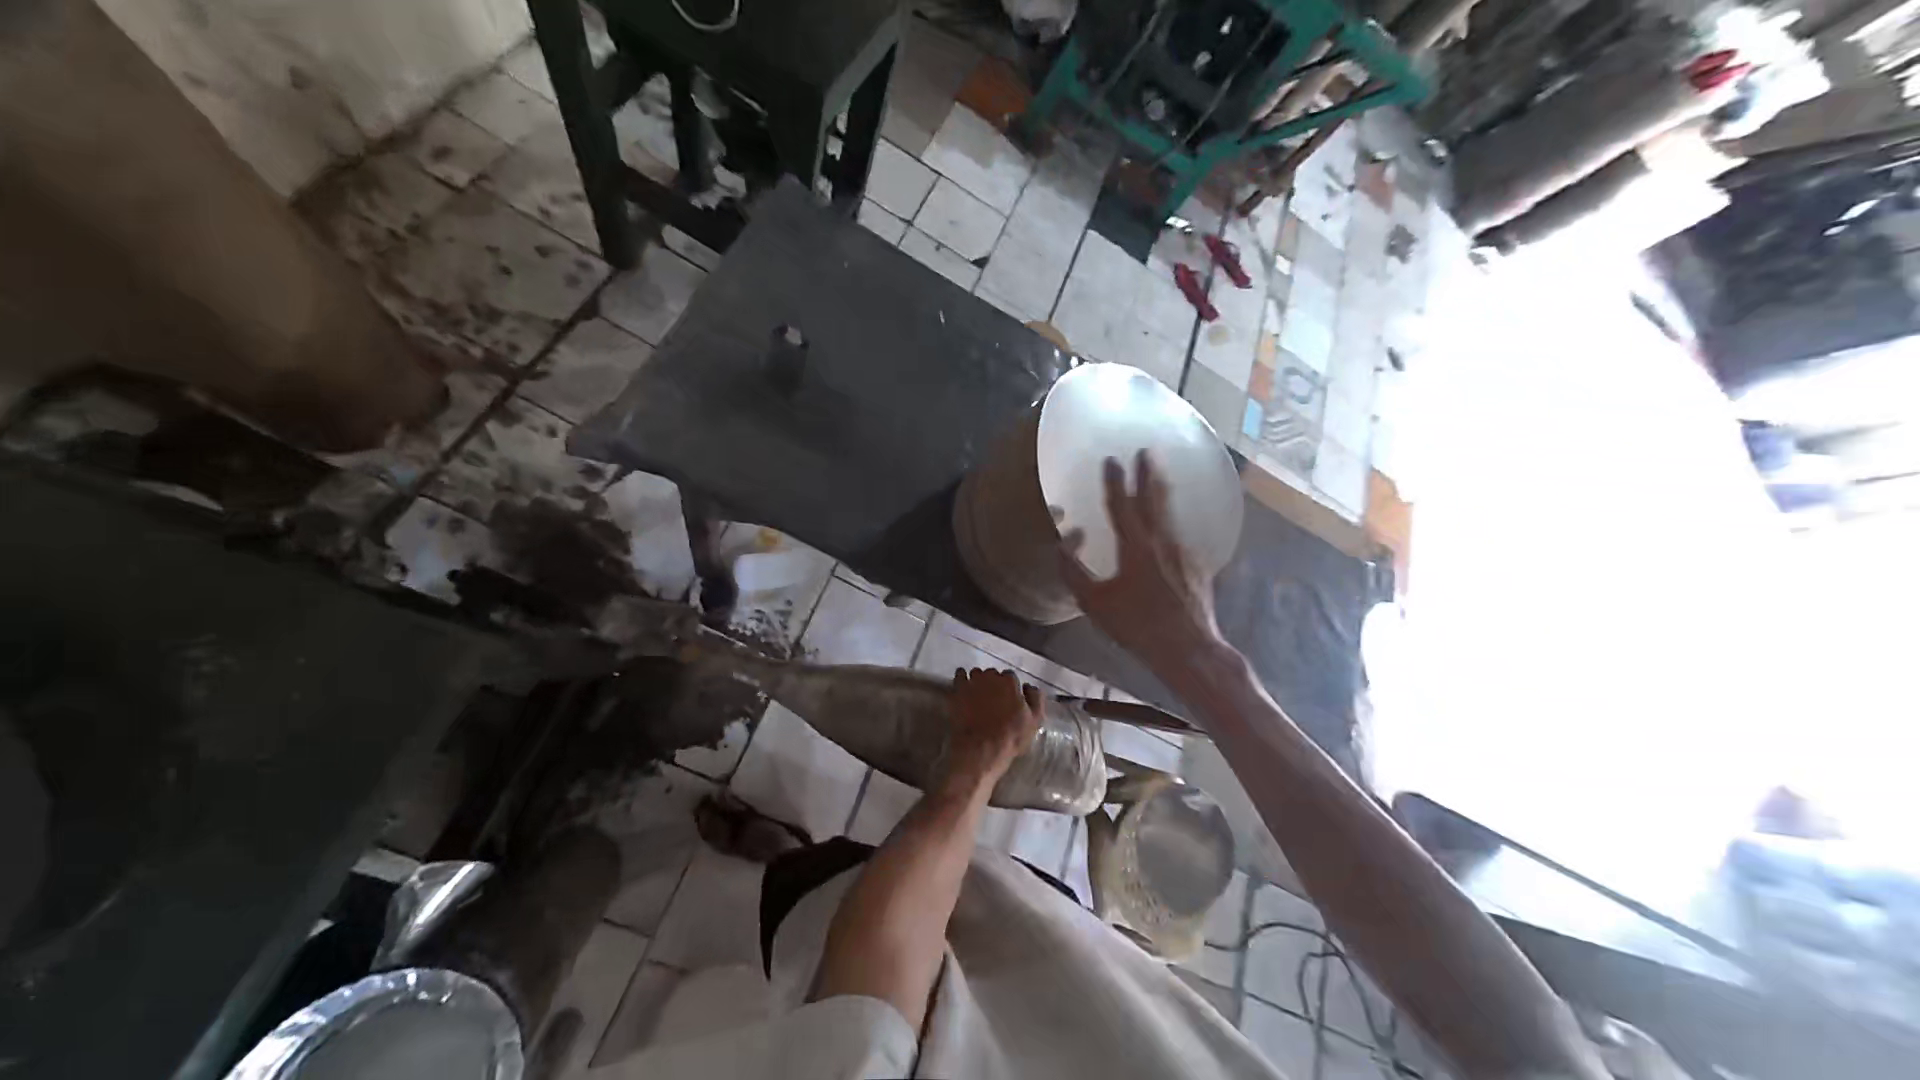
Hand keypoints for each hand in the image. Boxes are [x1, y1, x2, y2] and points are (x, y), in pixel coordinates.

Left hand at [939, 669, 1043, 798]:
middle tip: (994, 699)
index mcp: (1009, 682)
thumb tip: (1029, 686)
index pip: (1011, 677)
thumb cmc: (1010, 736)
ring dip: (979, 681)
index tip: (1009, 698)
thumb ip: (1035, 699)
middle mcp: (990, 676)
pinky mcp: (957, 690)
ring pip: (977, 674)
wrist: (980, 748)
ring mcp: (972, 682)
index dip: (1010, 688)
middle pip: (993, 674)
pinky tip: (964, 686)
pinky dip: (962, 678)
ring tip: (979, 695)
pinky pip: (960, 675)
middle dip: (994, 684)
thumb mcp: (1034, 721)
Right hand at [1058, 451, 1223, 673]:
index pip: (1121, 505)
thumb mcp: (1094, 603)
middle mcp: (1163, 542)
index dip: (1114, 480)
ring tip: (1159, 477)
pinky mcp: (1198, 568)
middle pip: (1155, 499)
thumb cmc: (1137, 627)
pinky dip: (1171, 523)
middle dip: (1148, 473)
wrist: (1188, 649)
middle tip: (1147, 451)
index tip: (1111, 459)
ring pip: (1171, 514)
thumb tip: (1062, 543)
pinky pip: (1179, 536)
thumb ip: (1074, 571)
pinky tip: (1169, 529)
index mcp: (1136, 547)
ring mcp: (1185, 553)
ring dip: (1162, 493)